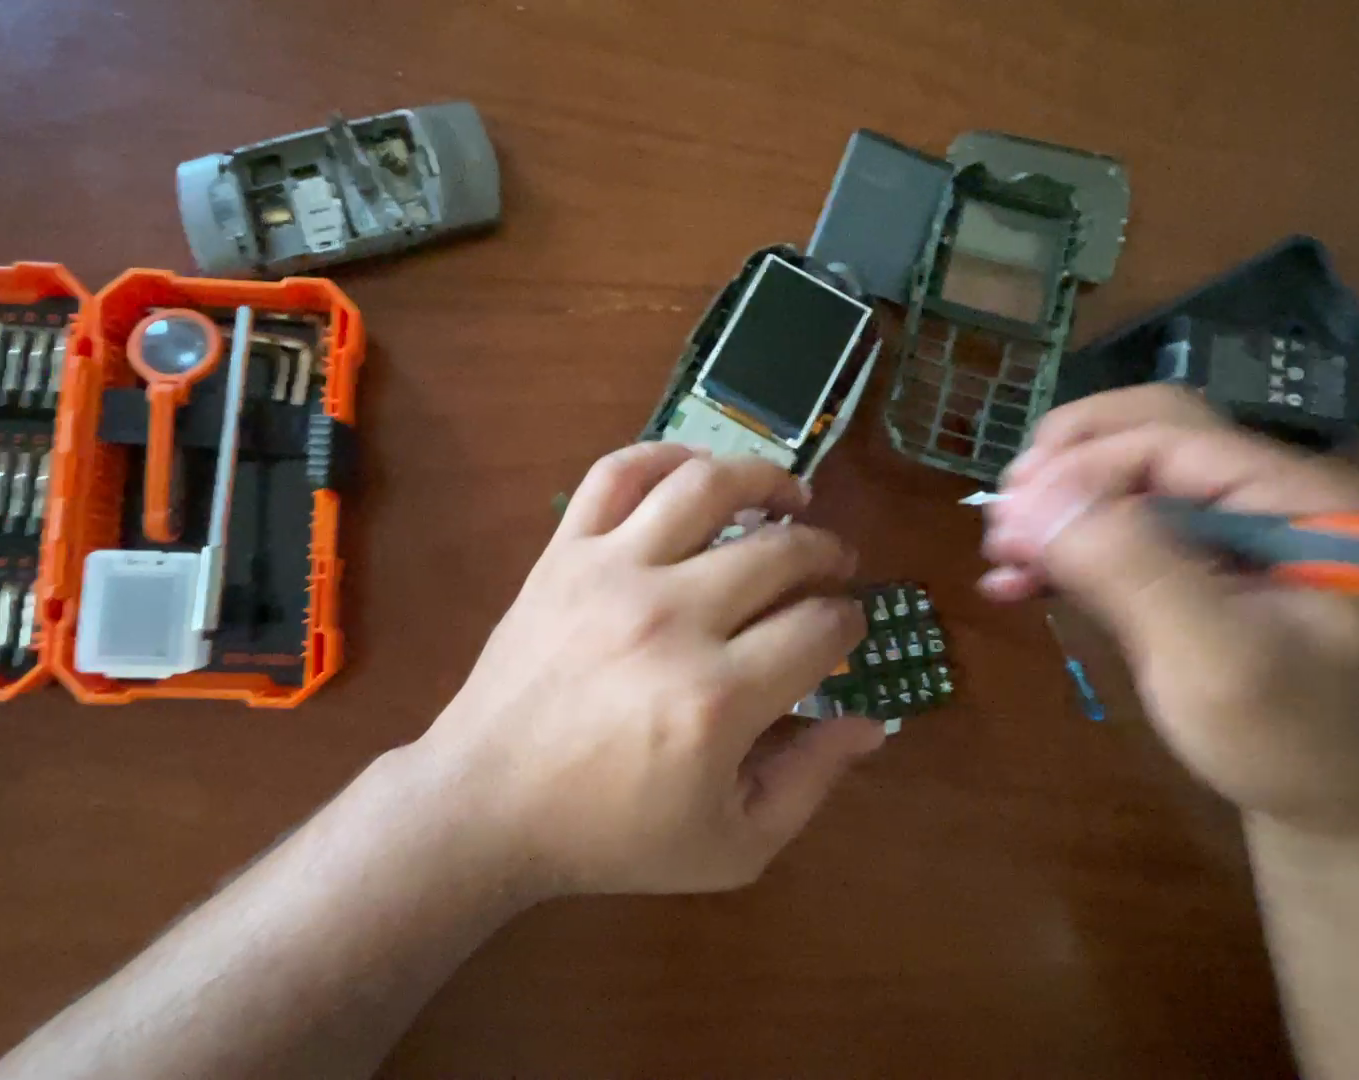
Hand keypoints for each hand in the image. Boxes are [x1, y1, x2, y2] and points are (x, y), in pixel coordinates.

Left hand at [413, 443, 881, 897]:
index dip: (849, 622)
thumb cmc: (610, 835)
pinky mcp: (562, 555)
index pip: (819, 628)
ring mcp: (610, 574)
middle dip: (826, 553)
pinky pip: (615, 475)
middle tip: (833, 565)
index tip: (845, 628)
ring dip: (764, 478)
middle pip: (780, 551)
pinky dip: (663, 455)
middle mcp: (670, 618)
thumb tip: (871, 723)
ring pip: (705, 486)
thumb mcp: (731, 844)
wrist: (487, 804)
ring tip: (790, 494)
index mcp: (717, 698)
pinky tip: (695, 471)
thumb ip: (810, 781)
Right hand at [979, 386, 1358, 835]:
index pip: (1171, 438)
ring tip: (999, 554)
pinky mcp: (1200, 570)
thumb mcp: (1213, 659)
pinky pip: (1121, 535)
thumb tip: (1032, 497)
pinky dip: (1065, 550)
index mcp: (1304, 502)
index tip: (1008, 522)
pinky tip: (1016, 581)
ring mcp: (1235, 535)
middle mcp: (1270, 499)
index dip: (1080, 467)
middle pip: (1148, 438)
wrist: (1345, 817)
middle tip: (1003, 515)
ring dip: (1055, 510)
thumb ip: (1129, 569)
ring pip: (1125, 483)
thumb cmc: (1297, 745)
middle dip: (1063, 469)